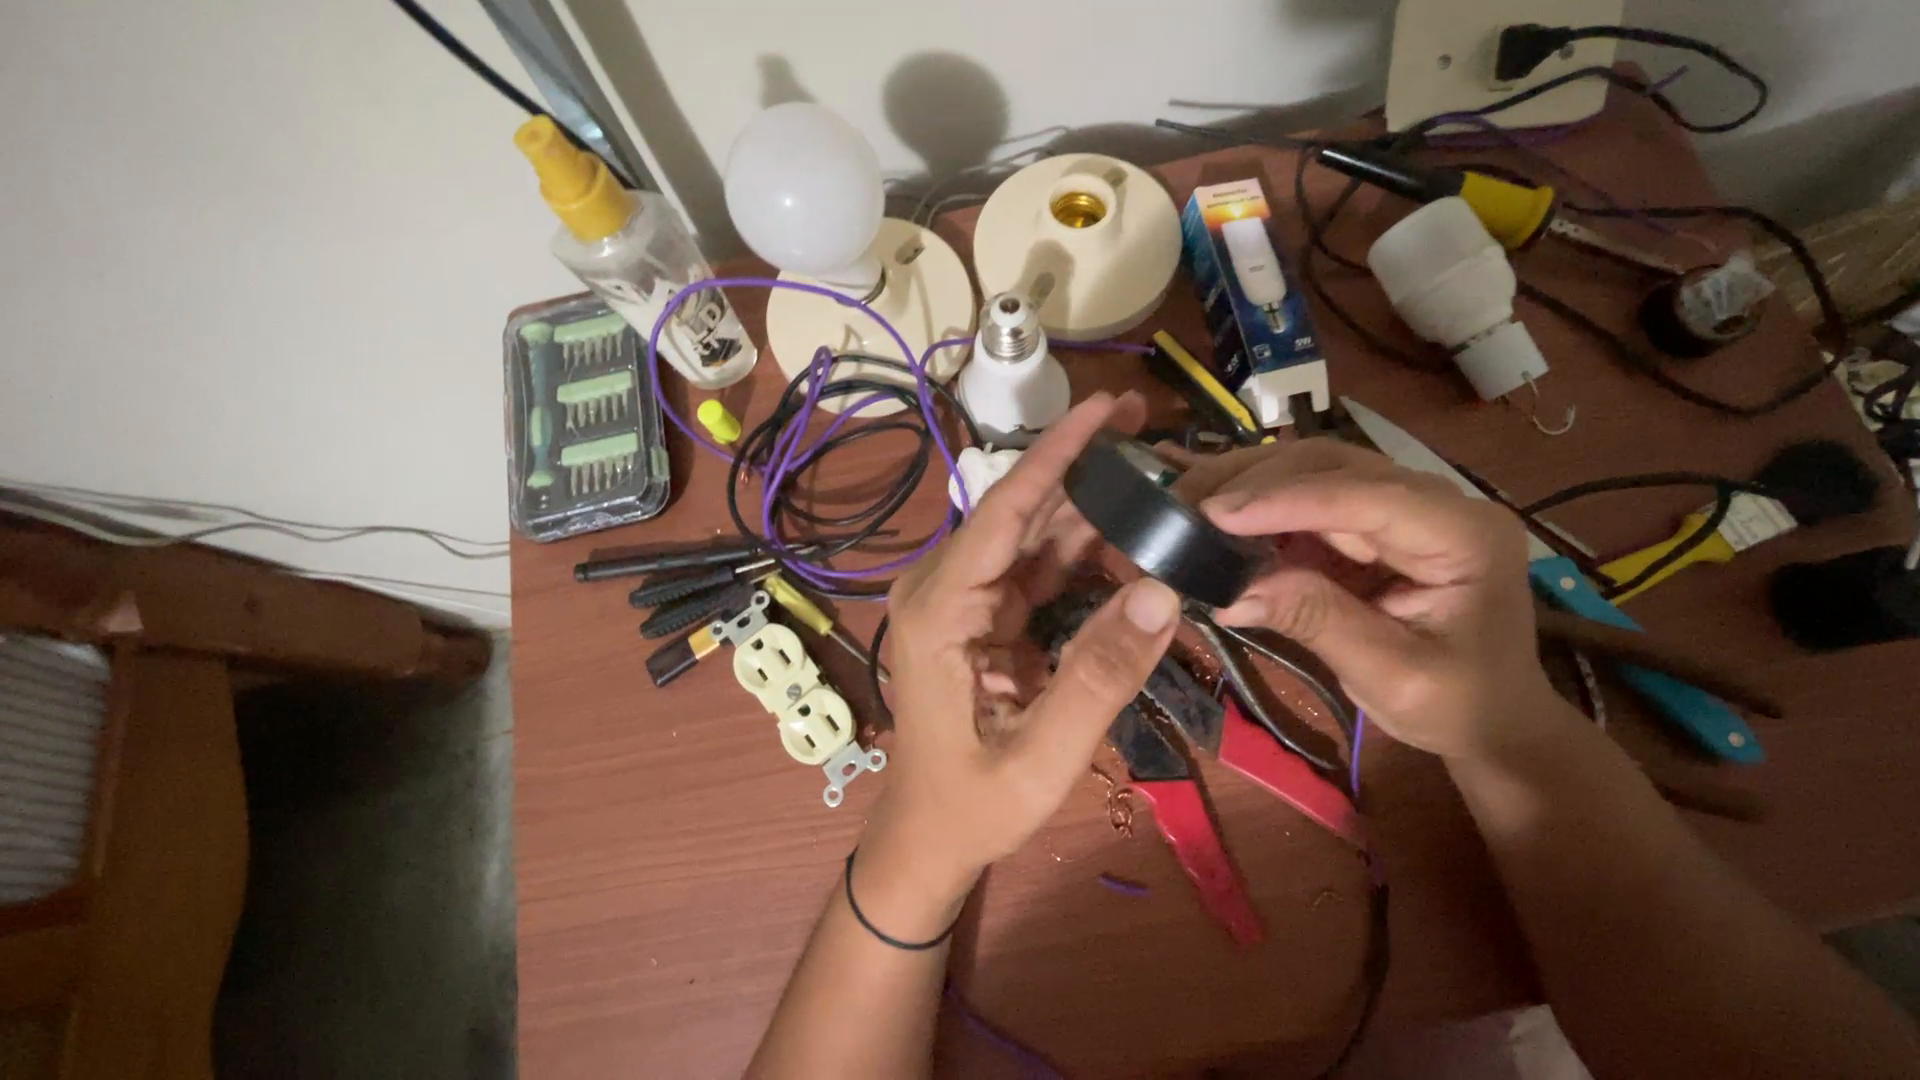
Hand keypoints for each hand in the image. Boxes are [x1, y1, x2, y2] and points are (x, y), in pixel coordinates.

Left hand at [862, 393, 1182, 930]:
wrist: (927, 838)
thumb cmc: (971, 804)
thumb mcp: (1041, 755)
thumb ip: (1099, 677)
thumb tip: (1162, 589)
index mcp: (940, 608)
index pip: (1005, 510)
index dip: (1058, 453)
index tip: (1109, 406)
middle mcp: (945, 588)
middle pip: (1025, 514)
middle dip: (1090, 476)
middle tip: (1160, 444)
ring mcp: (964, 601)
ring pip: (1037, 539)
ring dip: (1095, 517)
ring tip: (1163, 493)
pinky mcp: (983, 618)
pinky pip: (1041, 574)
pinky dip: (1087, 560)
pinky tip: (1134, 548)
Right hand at [1172, 437, 1557, 761]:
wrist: (1492, 717)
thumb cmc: (1458, 705)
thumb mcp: (1392, 676)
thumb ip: (1318, 622)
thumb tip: (1233, 593)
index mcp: (1464, 537)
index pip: (1368, 497)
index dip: (1287, 500)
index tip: (1215, 513)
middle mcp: (1437, 504)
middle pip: (1337, 465)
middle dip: (1257, 480)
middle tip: (1185, 503)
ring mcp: (1402, 508)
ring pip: (1316, 469)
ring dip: (1249, 481)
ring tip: (1188, 500)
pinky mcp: (1370, 524)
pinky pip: (1307, 497)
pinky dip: (1258, 502)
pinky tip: (1215, 508)